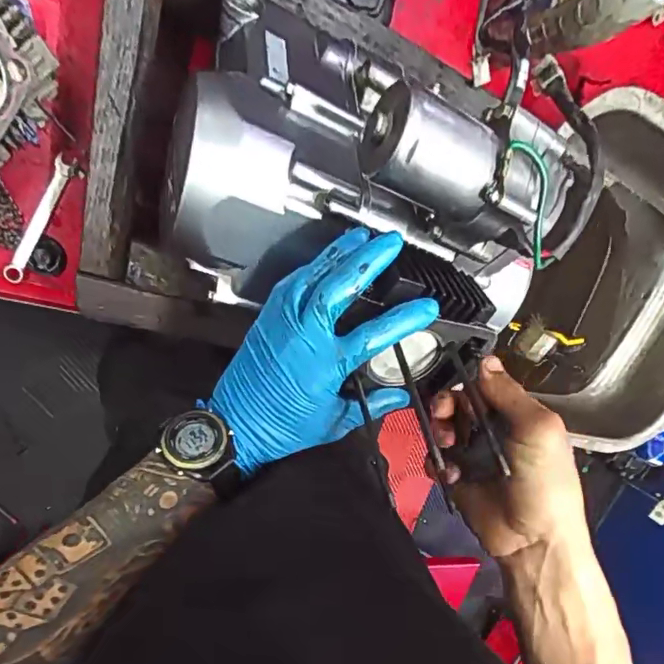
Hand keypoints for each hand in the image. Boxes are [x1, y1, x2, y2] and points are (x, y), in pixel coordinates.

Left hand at [210, 228, 438, 475]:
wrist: (236, 424)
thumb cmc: (282, 427)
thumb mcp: (333, 422)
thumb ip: (369, 406)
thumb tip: (398, 397)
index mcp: (327, 363)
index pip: (374, 333)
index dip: (404, 319)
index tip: (427, 308)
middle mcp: (305, 335)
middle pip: (340, 286)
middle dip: (368, 260)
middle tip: (390, 243)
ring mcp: (284, 321)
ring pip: (314, 275)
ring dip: (339, 253)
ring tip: (360, 237)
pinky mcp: (269, 318)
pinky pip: (292, 283)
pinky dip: (312, 267)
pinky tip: (325, 259)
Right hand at [429, 356, 588, 560]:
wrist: (533, 539)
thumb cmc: (548, 486)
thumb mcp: (538, 428)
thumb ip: (510, 394)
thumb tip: (487, 363)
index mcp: (520, 416)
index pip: (486, 386)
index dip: (469, 382)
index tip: (457, 384)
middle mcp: (496, 432)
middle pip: (459, 405)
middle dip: (447, 405)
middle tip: (444, 413)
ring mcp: (476, 456)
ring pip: (443, 429)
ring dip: (438, 431)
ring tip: (446, 443)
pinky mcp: (459, 479)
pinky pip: (435, 461)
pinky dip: (435, 463)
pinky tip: (449, 472)